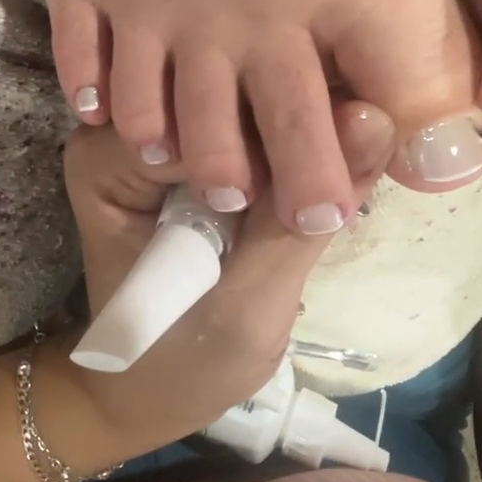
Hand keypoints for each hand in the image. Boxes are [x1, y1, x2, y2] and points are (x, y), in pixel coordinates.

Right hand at [0, 0, 481, 241]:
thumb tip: (367, 7)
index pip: (418, 102)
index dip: (424, 143)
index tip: (414, 156)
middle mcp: (260, 17)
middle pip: (297, 149)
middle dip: (316, 193)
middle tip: (317, 213)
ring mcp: (157, 13)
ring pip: (186, 135)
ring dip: (207, 166)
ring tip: (215, 183)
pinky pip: (96, 79)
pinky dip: (113, 108)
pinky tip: (118, 117)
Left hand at [57, 101, 398, 448]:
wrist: (146, 387)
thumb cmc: (179, 361)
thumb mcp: (245, 305)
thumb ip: (300, 221)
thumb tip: (373, 118)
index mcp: (107, 155)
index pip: (214, 105)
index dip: (289, 130)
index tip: (349, 170)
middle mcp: (125, 125)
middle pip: (231, 93)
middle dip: (304, 126)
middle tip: (359, 174)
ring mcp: (159, 131)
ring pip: (250, 105)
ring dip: (309, 136)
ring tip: (354, 174)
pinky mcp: (191, 148)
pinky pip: (253, 129)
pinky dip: (296, 150)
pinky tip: (336, 172)